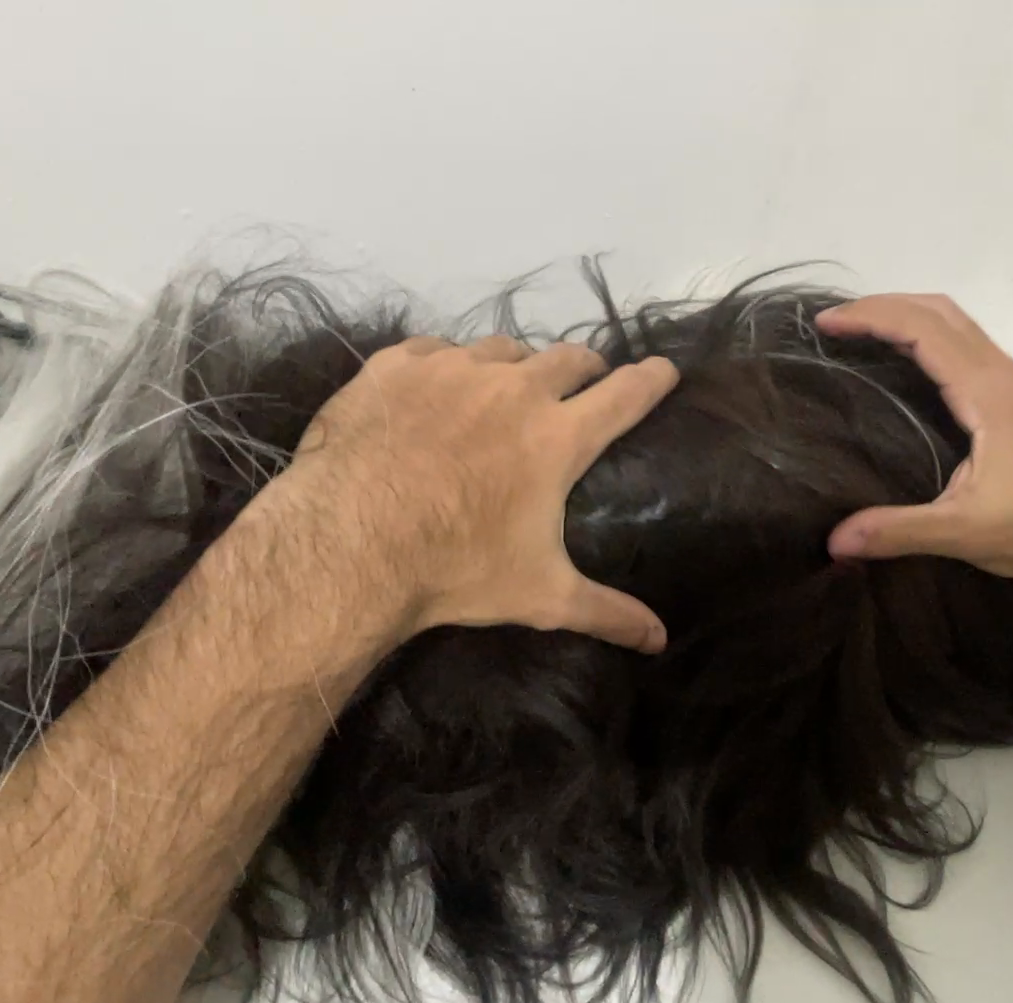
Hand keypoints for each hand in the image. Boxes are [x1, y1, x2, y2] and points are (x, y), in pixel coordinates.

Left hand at [254, 335, 678, 659]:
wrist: (347, 547)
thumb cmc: (456, 569)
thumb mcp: (542, 596)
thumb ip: (607, 613)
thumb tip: (661, 642)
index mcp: (557, 437)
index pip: (625, 395)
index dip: (652, 379)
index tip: (666, 369)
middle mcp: (513, 389)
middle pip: (569, 358)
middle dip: (587, 368)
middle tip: (586, 385)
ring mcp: (451, 370)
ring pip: (504, 350)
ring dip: (519, 366)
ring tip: (510, 389)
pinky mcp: (397, 367)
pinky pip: (438, 351)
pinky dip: (450, 367)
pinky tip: (438, 391)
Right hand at [820, 295, 1012, 585]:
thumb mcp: (962, 533)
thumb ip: (897, 532)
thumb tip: (834, 541)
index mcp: (990, 395)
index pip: (925, 331)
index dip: (873, 317)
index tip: (827, 322)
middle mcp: (1003, 376)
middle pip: (940, 312)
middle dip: (883, 306)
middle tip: (833, 321)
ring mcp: (1011, 384)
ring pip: (955, 323)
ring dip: (905, 315)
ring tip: (858, 330)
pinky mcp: (1011, 398)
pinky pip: (962, 345)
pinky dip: (924, 335)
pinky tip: (899, 360)